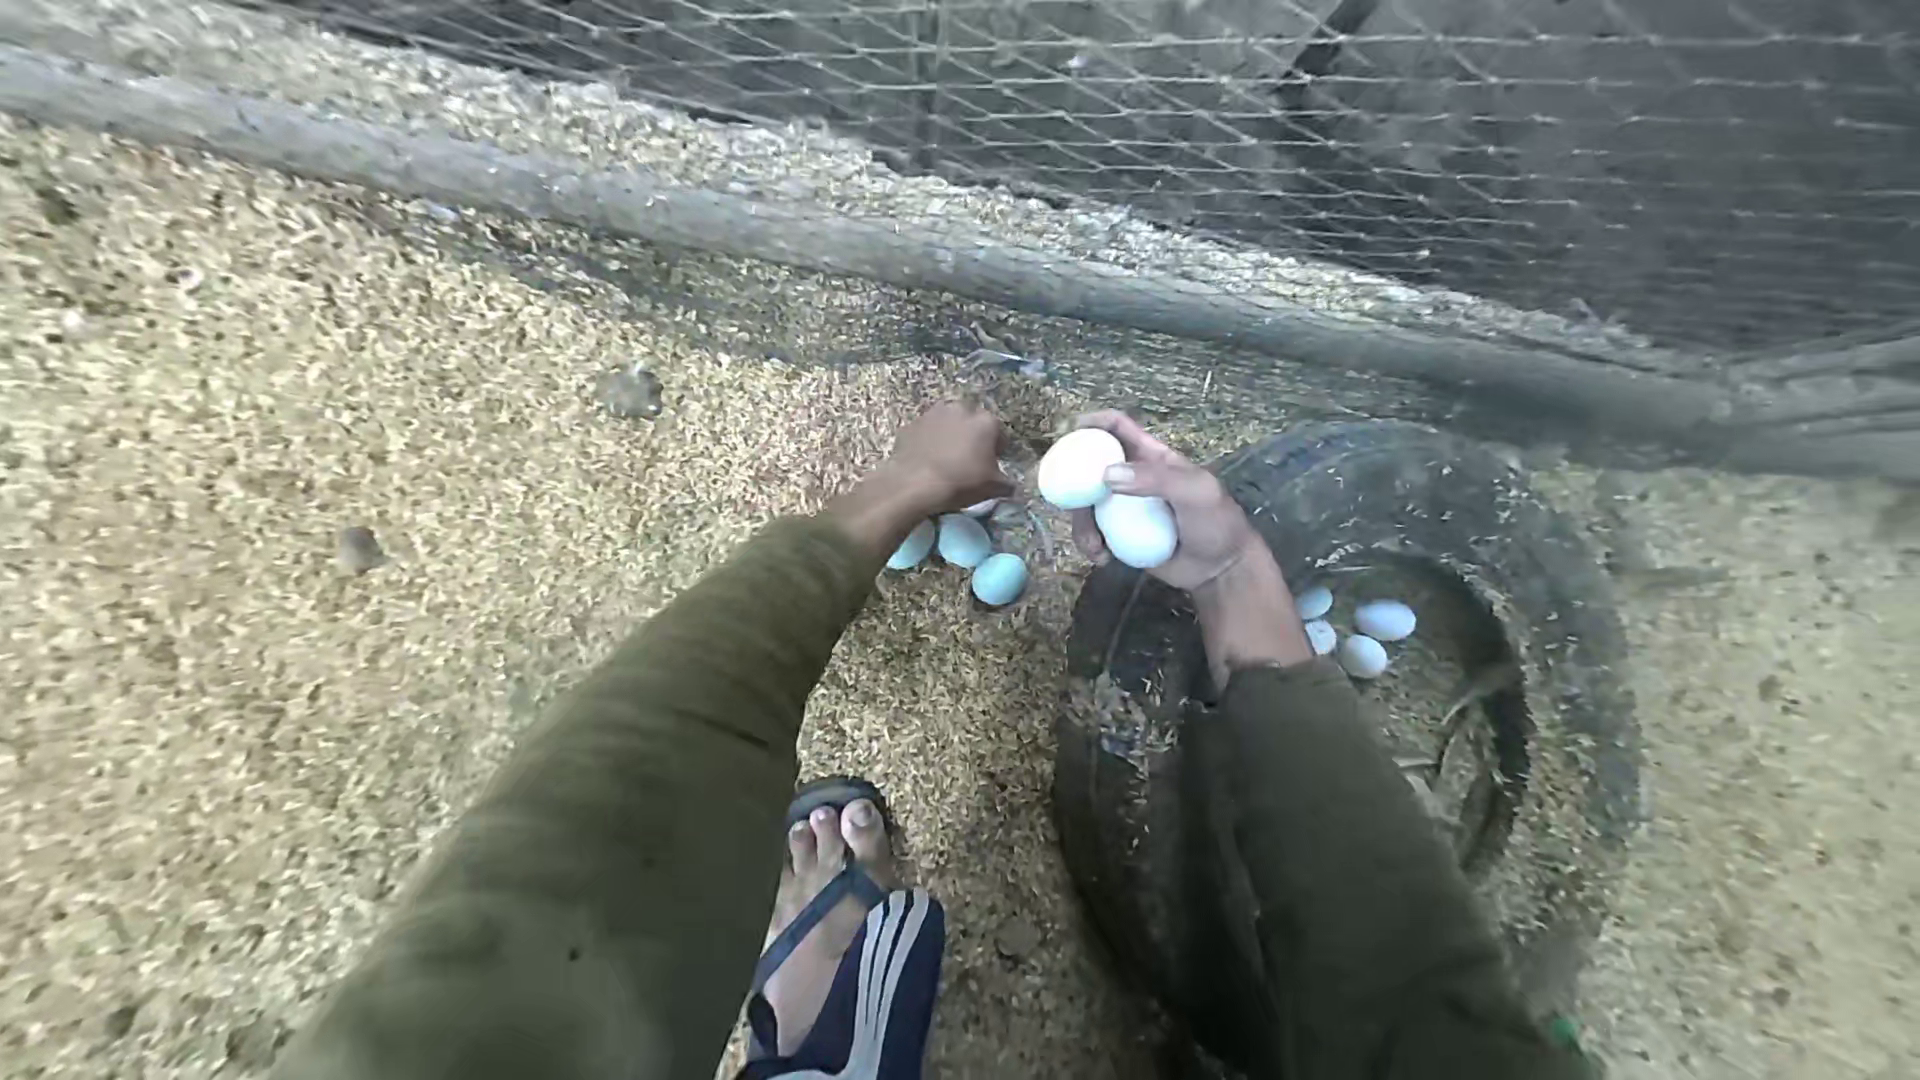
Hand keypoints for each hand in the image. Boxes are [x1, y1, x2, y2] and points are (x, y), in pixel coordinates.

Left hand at [828, 401, 1010, 563]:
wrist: (914, 484)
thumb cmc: (961, 482)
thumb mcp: (992, 488)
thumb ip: (1007, 484)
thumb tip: (1012, 486)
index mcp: (985, 421)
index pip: (999, 433)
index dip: (997, 450)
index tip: (991, 465)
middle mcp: (961, 409)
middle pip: (972, 422)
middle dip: (972, 436)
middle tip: (968, 459)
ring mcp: (933, 413)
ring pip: (947, 422)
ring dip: (950, 434)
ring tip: (946, 457)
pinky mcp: (911, 424)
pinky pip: (926, 432)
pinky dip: (928, 441)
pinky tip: (927, 459)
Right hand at [1068, 410, 1312, 679]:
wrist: (1220, 570)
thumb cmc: (1216, 522)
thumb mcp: (1195, 492)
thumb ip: (1155, 479)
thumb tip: (1106, 474)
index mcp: (1151, 457)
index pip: (1117, 428)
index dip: (1093, 423)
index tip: (1070, 431)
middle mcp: (1131, 478)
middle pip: (1089, 467)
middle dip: (1073, 481)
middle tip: (1067, 499)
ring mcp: (1122, 508)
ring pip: (1085, 504)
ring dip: (1080, 524)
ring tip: (1094, 546)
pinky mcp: (1117, 535)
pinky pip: (1091, 533)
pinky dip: (1088, 544)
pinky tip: (1102, 558)